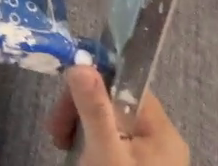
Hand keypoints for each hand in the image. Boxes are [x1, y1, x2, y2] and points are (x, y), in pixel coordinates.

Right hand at [46, 66, 187, 165]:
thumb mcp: (104, 151)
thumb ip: (94, 108)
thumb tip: (81, 61)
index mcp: (162, 132)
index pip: (127, 84)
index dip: (95, 80)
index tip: (64, 89)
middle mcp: (160, 141)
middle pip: (114, 103)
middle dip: (78, 108)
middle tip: (55, 128)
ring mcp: (148, 159)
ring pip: (108, 123)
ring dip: (78, 125)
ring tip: (59, 142)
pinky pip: (109, 142)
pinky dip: (87, 142)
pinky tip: (74, 153)